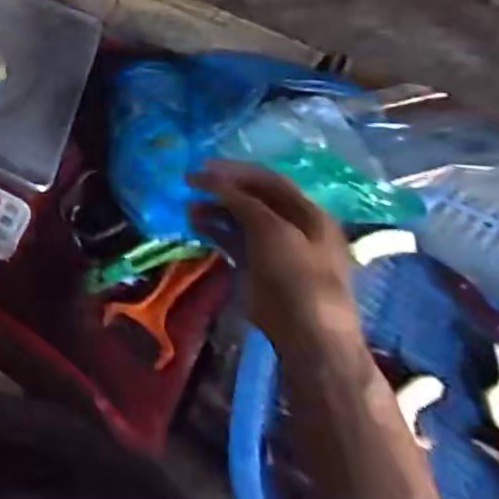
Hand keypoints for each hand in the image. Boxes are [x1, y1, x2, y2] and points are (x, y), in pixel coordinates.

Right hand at [189, 160, 362, 352]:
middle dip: (221, 188)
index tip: (202, 166)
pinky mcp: (255, 264)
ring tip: (189, 207)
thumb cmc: (297, 275)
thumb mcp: (273, 230)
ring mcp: (273, 246)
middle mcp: (292, 225)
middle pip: (252, 197)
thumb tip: (211, 180)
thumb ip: (242, 201)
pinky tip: (194, 223)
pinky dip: (212, 228)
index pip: (269, 180)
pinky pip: (231, 237)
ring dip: (213, 208)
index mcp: (309, 214)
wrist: (305, 332)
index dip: (236, 170)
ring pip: (238, 217)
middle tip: (190, 184)